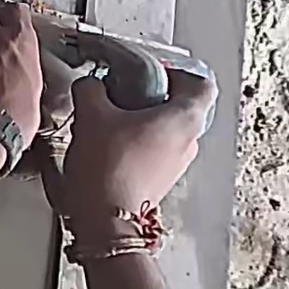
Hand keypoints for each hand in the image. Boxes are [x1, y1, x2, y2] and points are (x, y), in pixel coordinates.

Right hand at [50, 69, 213, 242]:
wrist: (104, 218)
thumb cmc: (107, 166)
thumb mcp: (91, 116)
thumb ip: (90, 90)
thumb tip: (89, 85)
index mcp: (184, 117)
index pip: (199, 81)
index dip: (175, 71)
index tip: (149, 71)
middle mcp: (189, 141)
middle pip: (180, 107)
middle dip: (152, 97)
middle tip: (122, 93)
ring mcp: (176, 164)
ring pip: (166, 132)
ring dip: (142, 123)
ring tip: (110, 122)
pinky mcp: (159, 181)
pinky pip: (154, 153)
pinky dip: (137, 145)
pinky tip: (109, 147)